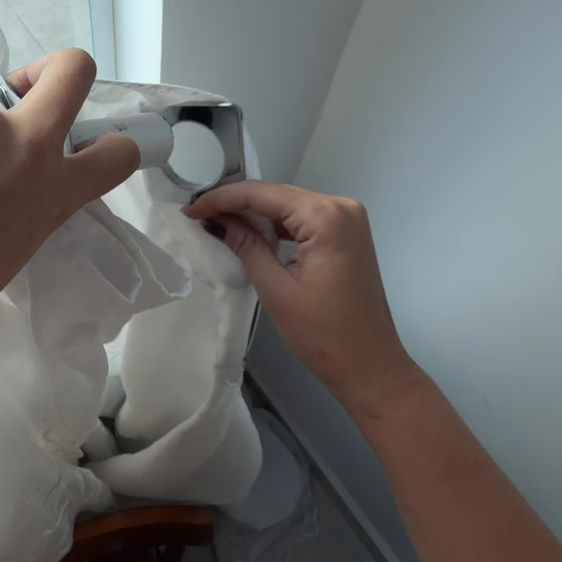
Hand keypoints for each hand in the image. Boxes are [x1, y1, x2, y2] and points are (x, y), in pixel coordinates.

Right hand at [184, 180, 420, 414]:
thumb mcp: (275, 288)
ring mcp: (348, 219)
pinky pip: (303, 218)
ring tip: (216, 222)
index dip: (222, 199)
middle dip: (236, 203)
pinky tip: (250, 232)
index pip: (263, 194)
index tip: (190, 210)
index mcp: (326, 216)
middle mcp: (341, 207)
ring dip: (254, 213)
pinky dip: (276, 224)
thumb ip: (244, 245)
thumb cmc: (324, 334)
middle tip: (198, 215)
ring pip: (288, 204)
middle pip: (276, 194)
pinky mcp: (347, 233)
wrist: (371, 367)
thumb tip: (216, 220)